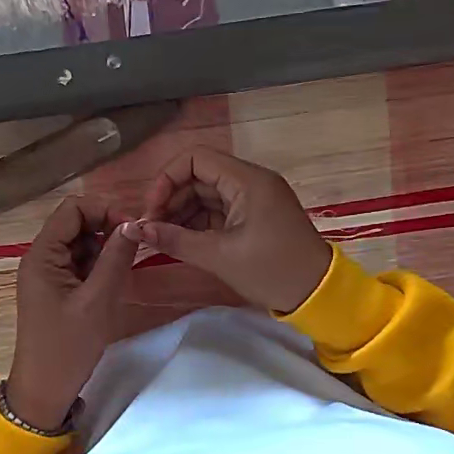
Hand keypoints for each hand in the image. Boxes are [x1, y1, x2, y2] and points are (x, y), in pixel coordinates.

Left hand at [4, 197, 140, 430]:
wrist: (45, 389)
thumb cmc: (67, 346)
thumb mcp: (97, 301)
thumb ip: (115, 258)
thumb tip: (134, 224)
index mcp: (42, 255)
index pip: (72, 209)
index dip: (104, 210)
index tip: (133, 228)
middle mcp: (41, 257)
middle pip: (76, 223)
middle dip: (106, 228)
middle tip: (135, 247)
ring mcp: (48, 274)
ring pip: (80, 243)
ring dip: (104, 248)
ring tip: (126, 267)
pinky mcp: (57, 289)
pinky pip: (80, 264)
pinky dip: (98, 266)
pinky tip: (114, 280)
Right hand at [141, 147, 331, 313]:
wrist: (317, 295)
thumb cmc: (271, 270)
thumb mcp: (219, 256)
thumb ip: (175, 240)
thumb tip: (136, 230)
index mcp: (247, 180)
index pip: (195, 159)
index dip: (166, 180)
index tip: (152, 211)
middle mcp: (249, 181)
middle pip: (198, 175)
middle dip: (170, 199)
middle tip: (151, 229)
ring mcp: (252, 198)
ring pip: (205, 194)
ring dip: (180, 213)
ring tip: (161, 238)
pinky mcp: (252, 216)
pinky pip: (216, 210)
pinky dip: (196, 222)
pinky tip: (179, 240)